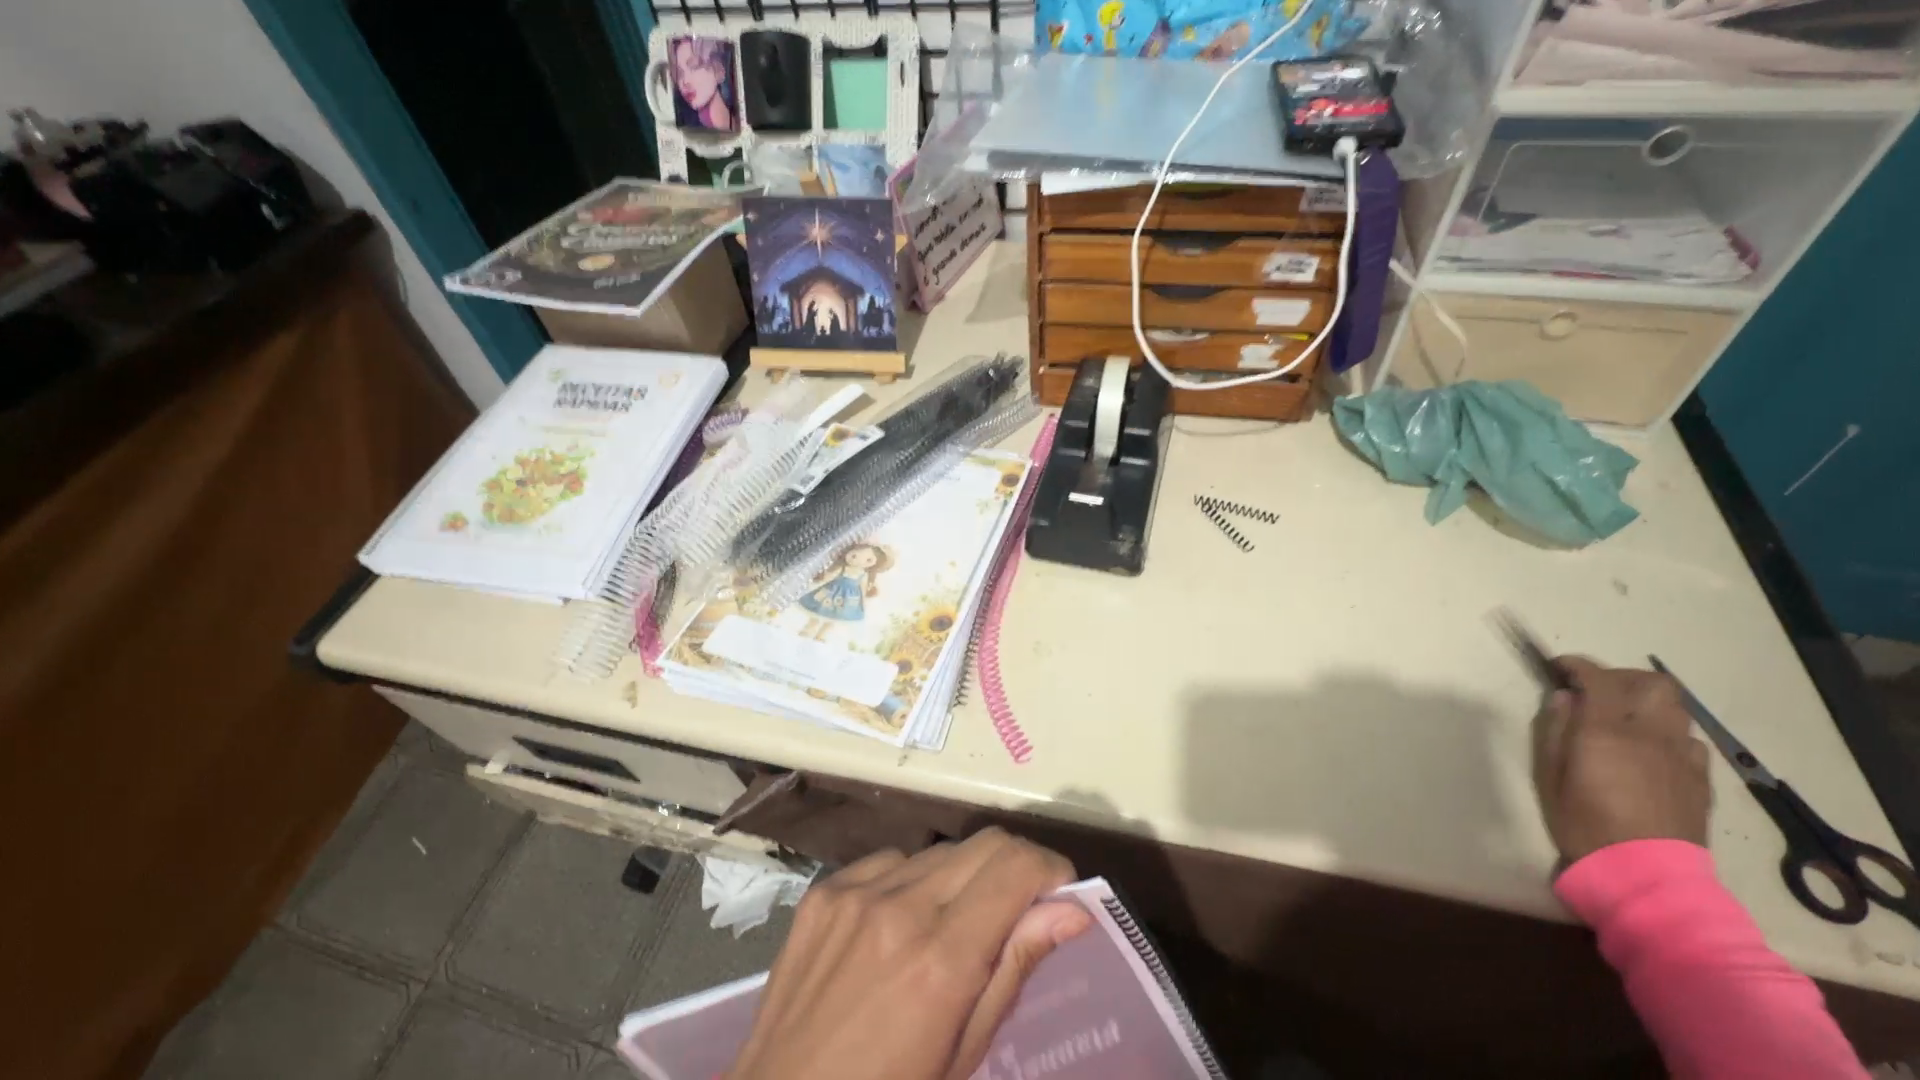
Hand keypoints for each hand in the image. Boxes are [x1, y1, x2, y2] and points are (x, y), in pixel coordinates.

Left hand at [727, 828, 1092, 1079]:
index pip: (1017, 867)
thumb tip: (1072, 910)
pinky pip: (889, 861)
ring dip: (962, 876)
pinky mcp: (823, 890)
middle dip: (1015, 867)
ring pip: (939, 851)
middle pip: (985, 844)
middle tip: (1018, 909)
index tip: (1059, 899)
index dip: (1051, 873)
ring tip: (951, 925)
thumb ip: (1014, 967)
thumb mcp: (964, 1049)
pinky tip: (899, 922)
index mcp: (943, 956)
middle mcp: (900, 906)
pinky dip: (910, 880)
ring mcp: (855, 892)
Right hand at [1533, 656, 1712, 865]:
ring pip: (1676, 708)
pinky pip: (1688, 739)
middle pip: (1653, 683)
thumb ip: (1556, 731)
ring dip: (1648, 703)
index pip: (1599, 679)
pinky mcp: (1700, 777)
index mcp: (1607, 733)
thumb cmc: (1585, 826)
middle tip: (1598, 692)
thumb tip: (1564, 698)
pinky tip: (1651, 752)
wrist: (1646, 875)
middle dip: (1623, 678)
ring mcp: (1681, 755)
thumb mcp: (1551, 778)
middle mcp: (1650, 734)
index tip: (1559, 667)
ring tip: (1627, 720)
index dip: (1577, 665)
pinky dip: (1667, 733)